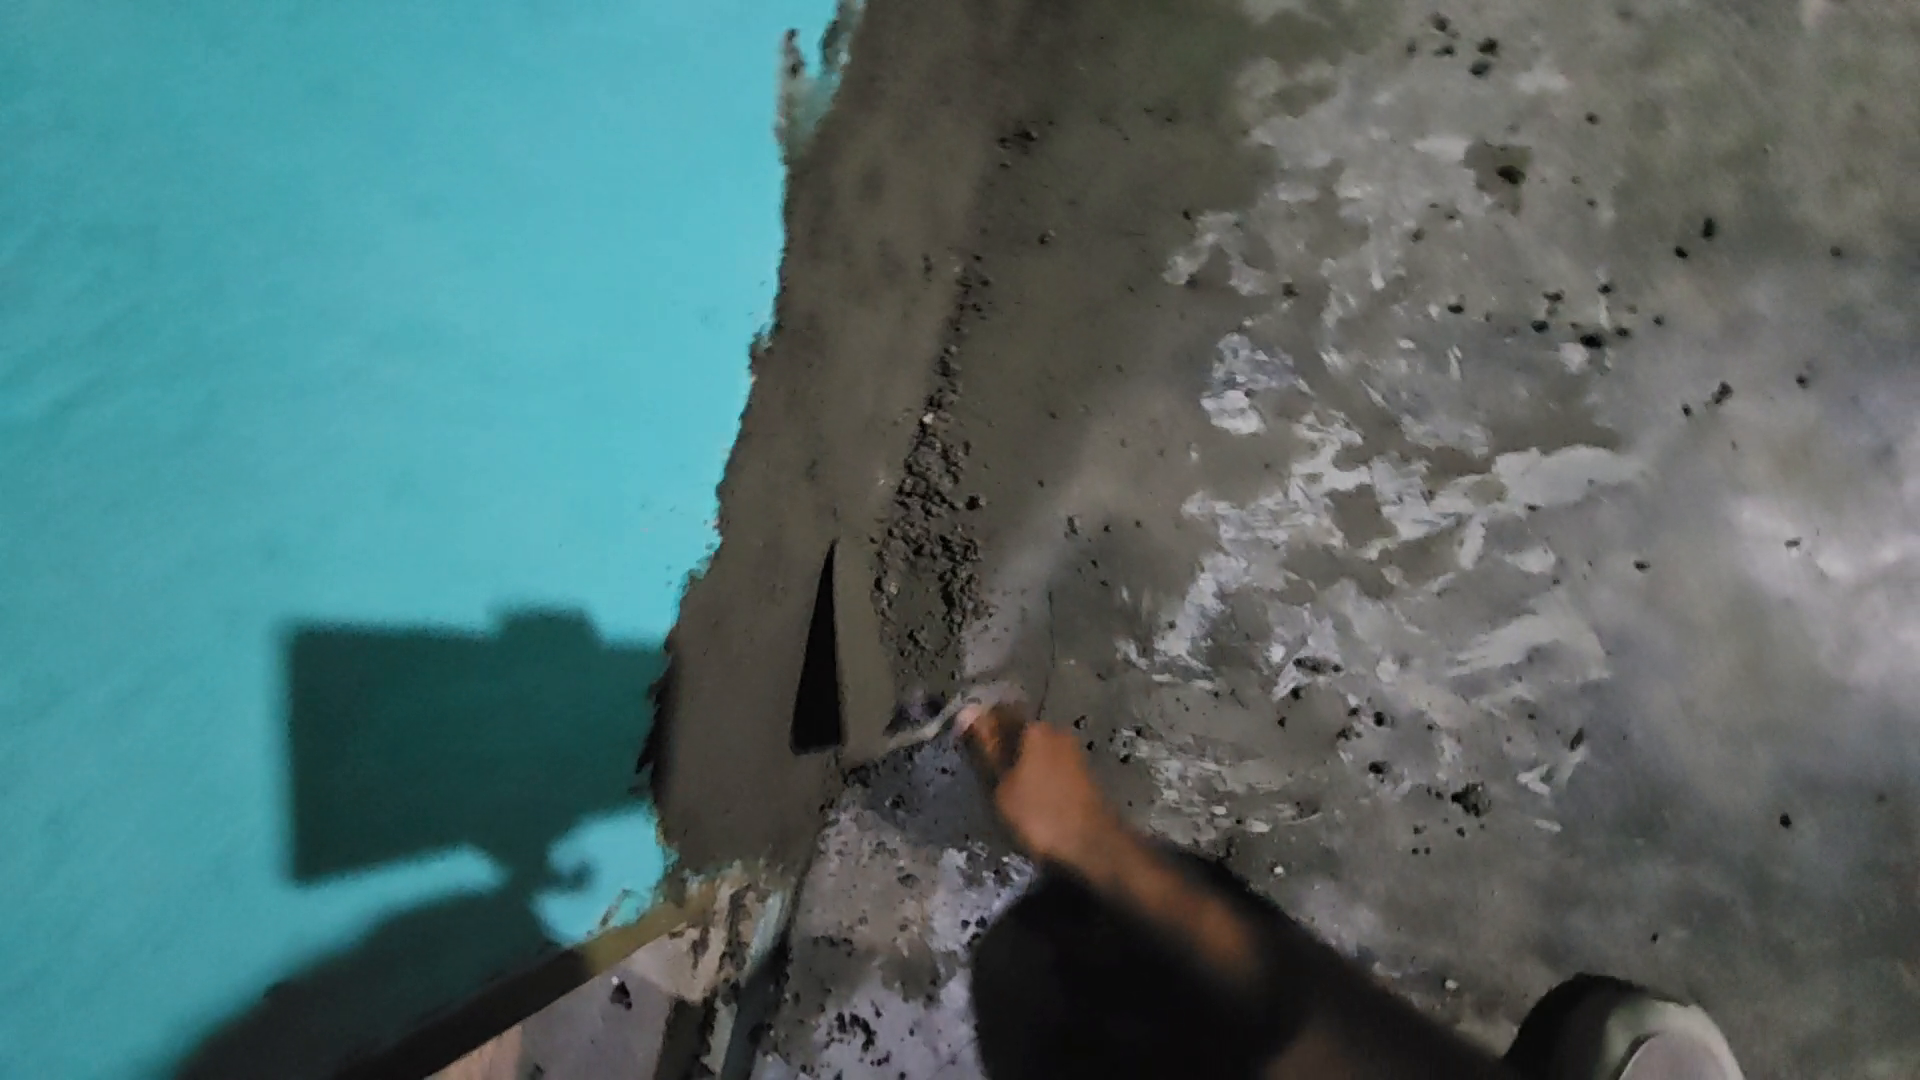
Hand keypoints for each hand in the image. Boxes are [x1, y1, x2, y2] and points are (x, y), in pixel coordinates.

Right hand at [959, 699, 1118, 867]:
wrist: (1094, 845)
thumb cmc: (1040, 814)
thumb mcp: (1002, 786)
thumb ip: (985, 748)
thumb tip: (967, 712)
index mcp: (1035, 728)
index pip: (999, 714)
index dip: (980, 730)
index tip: (967, 748)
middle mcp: (1056, 731)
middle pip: (1020, 732)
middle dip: (1003, 747)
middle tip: (986, 774)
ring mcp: (1073, 751)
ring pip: (1036, 750)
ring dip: (1021, 763)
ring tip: (1006, 790)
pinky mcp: (1083, 773)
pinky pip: (1050, 765)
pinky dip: (1037, 776)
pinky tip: (1030, 797)